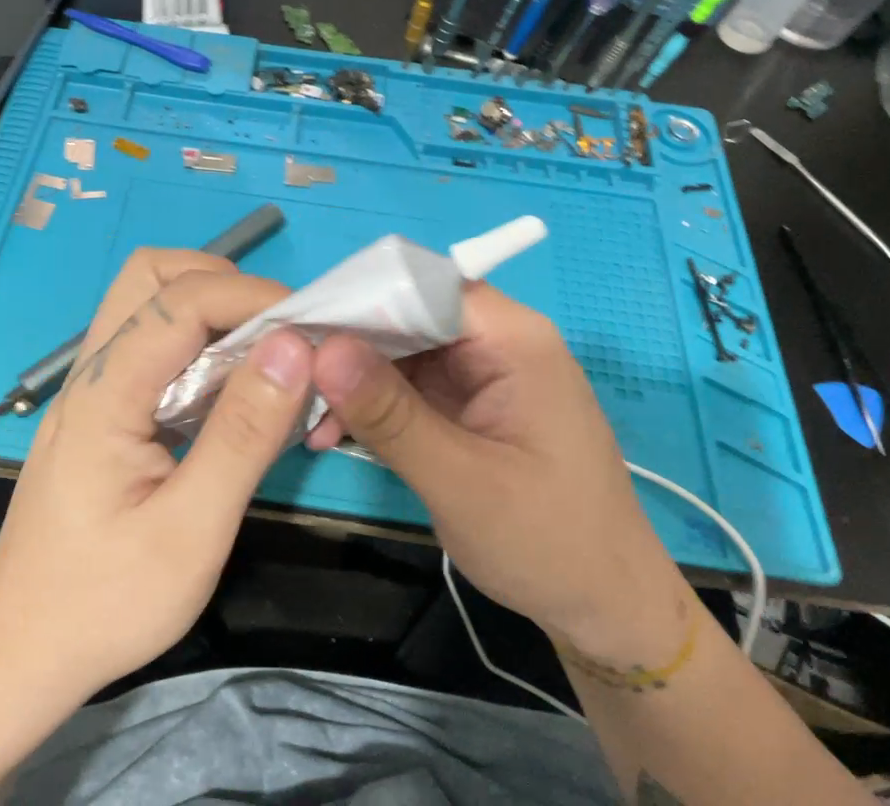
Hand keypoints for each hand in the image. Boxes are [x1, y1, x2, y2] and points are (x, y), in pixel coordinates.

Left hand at [0, 250, 312, 703]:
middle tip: (280, 331)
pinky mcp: (102, 419)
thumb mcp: (190, 530)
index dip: (252, 295)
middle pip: (149, 277)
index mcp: (105, 394)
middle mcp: (91, 376)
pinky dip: (199, 351)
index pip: (179, 299)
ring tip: (268, 362)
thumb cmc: (104, 603)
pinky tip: (235, 400)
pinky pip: (152, 354)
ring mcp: (92, 395)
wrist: (19, 656)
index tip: (311, 326)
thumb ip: (243, 435)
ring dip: (211, 314)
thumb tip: (292, 346)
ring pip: (147, 309)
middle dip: (222, 282)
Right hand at [307, 284, 686, 654]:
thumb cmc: (546, 543)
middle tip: (286, 378)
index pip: (422, 286)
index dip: (356, 298)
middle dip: (346, 343)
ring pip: (401, 350)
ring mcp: (484, 375)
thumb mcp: (460, 482)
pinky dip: (371, 406)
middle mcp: (499, 343)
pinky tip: (332, 434)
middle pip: (406, 313)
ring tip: (304, 417)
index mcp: (514, 341)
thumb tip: (322, 348)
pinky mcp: (471, 405)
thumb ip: (390, 415)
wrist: (603, 604)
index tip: (293, 330)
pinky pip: (409, 386)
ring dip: (352, 380)